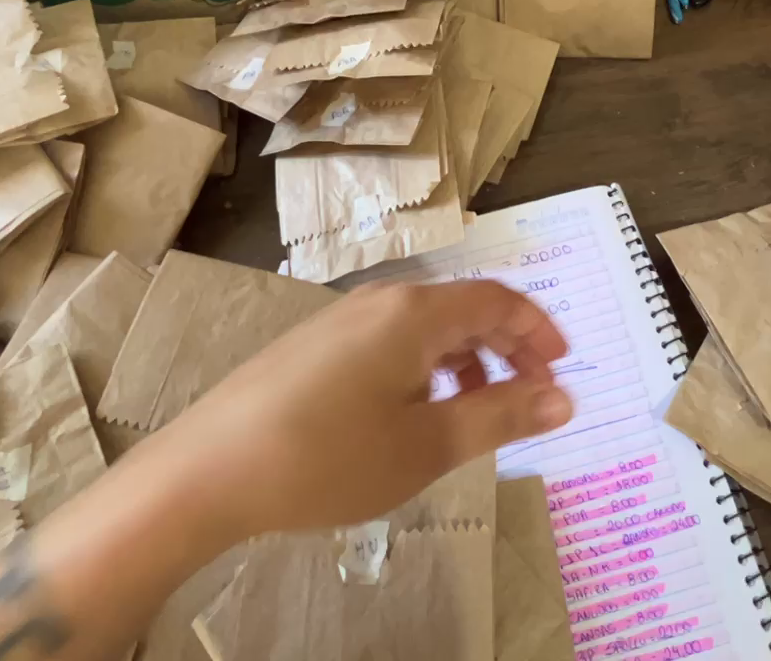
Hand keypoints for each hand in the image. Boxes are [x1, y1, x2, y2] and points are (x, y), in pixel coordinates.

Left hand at [143, 281, 572, 544]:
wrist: (207, 471)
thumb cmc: (330, 457)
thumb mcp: (428, 444)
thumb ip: (501, 415)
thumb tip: (563, 398)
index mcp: (415, 312)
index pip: (497, 299)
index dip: (537, 329)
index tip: (562, 366)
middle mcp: (382, 300)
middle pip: (463, 308)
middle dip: (507, 346)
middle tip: (531, 393)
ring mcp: (343, 318)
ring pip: (426, 326)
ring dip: (466, 360)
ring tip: (476, 410)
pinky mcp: (317, 343)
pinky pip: (392, 340)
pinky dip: (426, 366)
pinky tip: (416, 411)